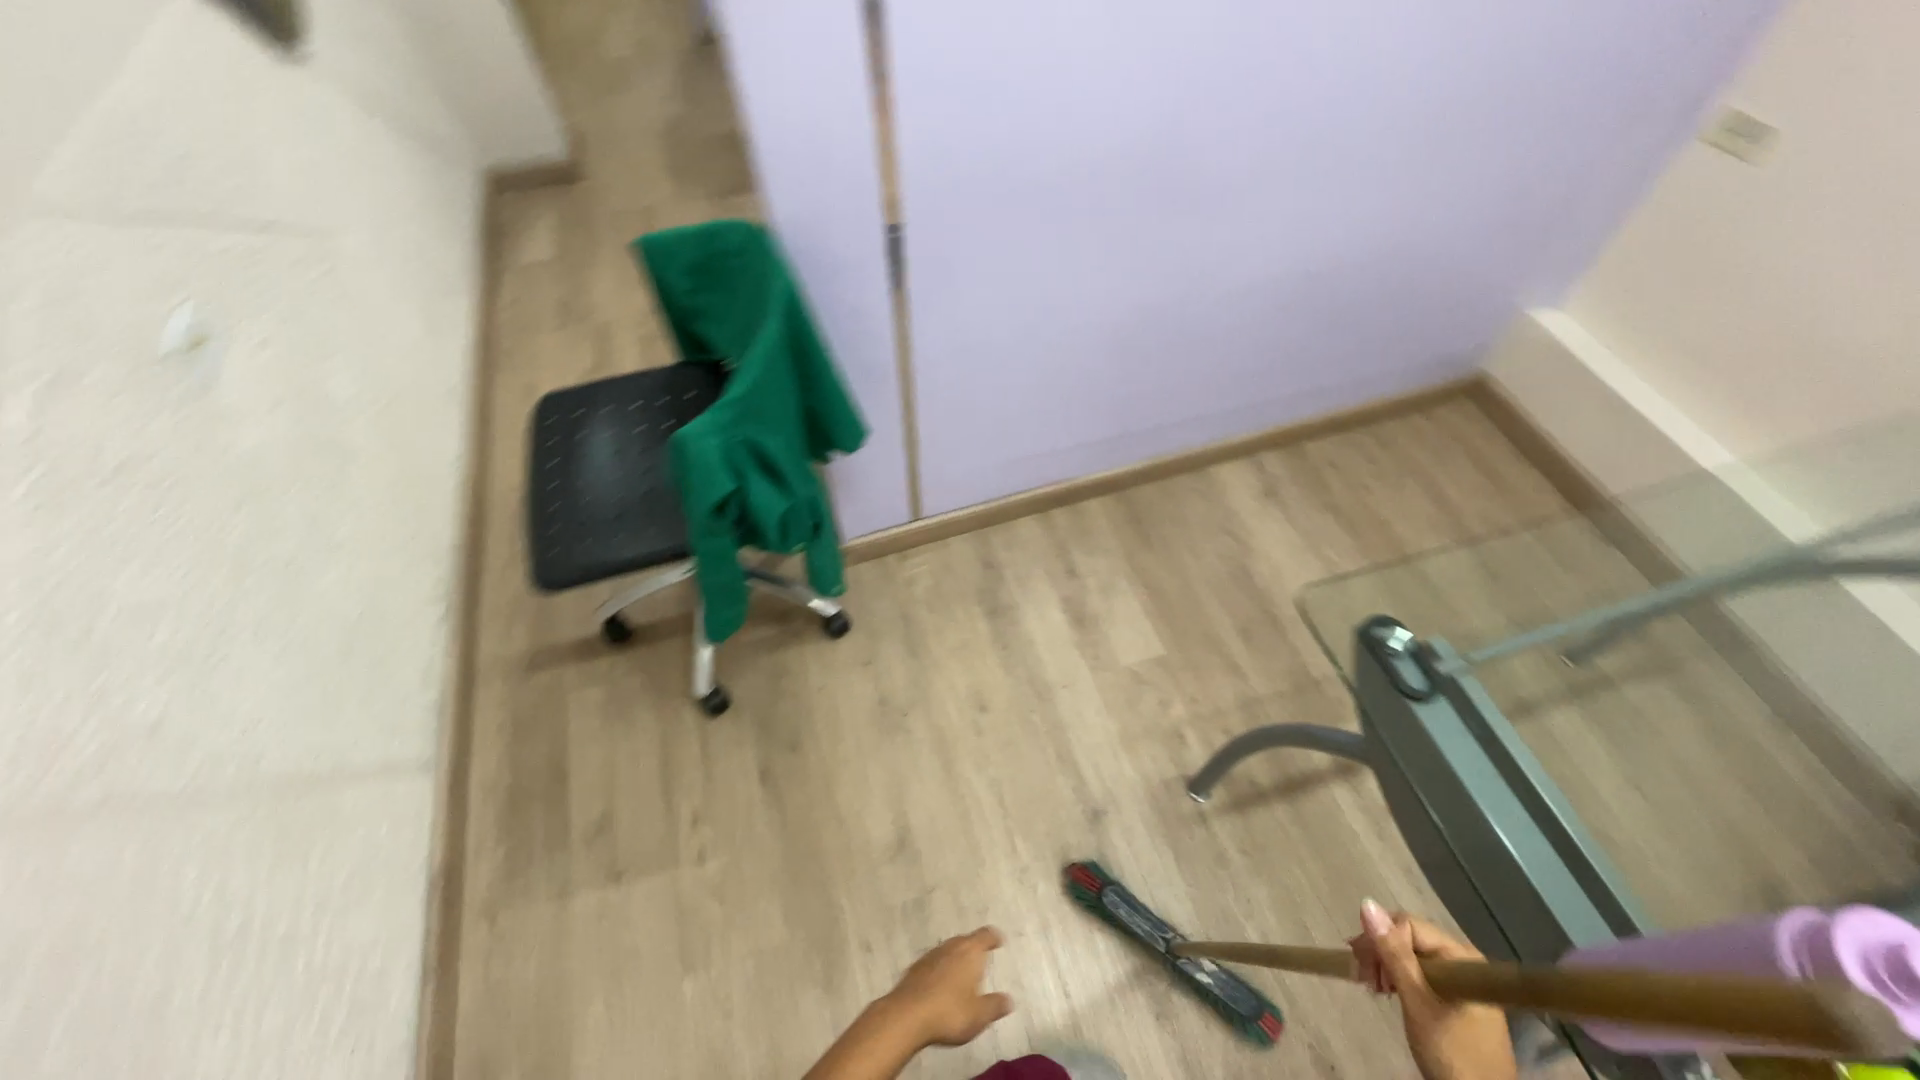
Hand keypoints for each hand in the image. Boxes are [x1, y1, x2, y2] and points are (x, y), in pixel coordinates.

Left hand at [881, 926, 1014, 1047]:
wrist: (906, 1017)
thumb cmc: (949, 1012)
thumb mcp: (979, 1015)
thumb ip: (995, 1006)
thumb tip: (1009, 1000)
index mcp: (969, 952)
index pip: (985, 936)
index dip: (993, 937)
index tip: (998, 940)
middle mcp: (950, 947)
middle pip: (965, 940)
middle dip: (974, 947)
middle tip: (981, 957)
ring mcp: (929, 956)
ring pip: (947, 950)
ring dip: (956, 957)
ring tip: (962, 970)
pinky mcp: (914, 970)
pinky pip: (933, 963)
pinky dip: (940, 969)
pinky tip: (940, 983)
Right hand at [1349, 900, 1517, 1079]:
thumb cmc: (1451, 1053)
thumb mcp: (1417, 1002)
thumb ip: (1393, 953)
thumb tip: (1366, 903)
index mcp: (1461, 956)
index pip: (1408, 924)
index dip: (1379, 939)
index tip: (1360, 967)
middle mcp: (1463, 960)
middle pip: (1409, 937)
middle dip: (1380, 953)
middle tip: (1363, 980)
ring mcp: (1460, 979)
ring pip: (1411, 954)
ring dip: (1385, 966)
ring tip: (1373, 988)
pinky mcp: (1454, 996)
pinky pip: (1420, 972)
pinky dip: (1398, 978)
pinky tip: (1387, 991)